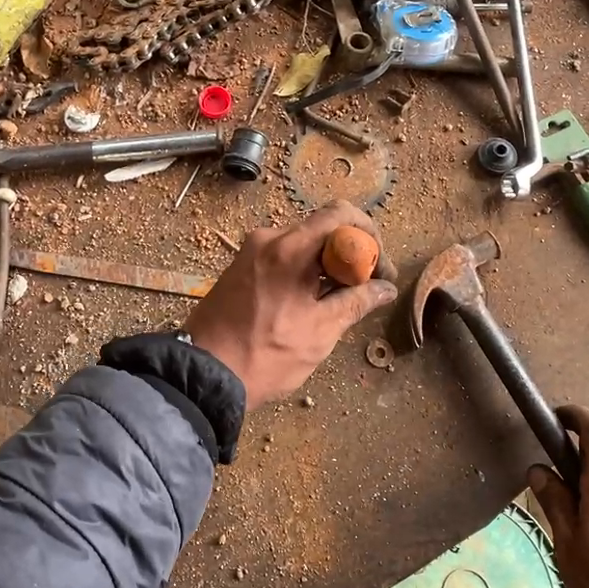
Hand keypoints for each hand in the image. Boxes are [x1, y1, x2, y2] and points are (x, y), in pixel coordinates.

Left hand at [184, 202, 396, 407]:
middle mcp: (268, 238)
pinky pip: (281, 256)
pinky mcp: (240, 266)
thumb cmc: (265, 355)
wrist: (203, 373)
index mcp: (290, 248)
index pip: (340, 214)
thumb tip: (385, 288)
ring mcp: (250, 251)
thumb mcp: (320, 332)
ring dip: (327, 264)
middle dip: (351, 253)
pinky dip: (303, 270)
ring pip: (302, 244)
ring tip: (341, 300)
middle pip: (322, 228)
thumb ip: (356, 302)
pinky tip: (310, 302)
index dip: (370, 235)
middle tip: (367, 288)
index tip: (381, 269)